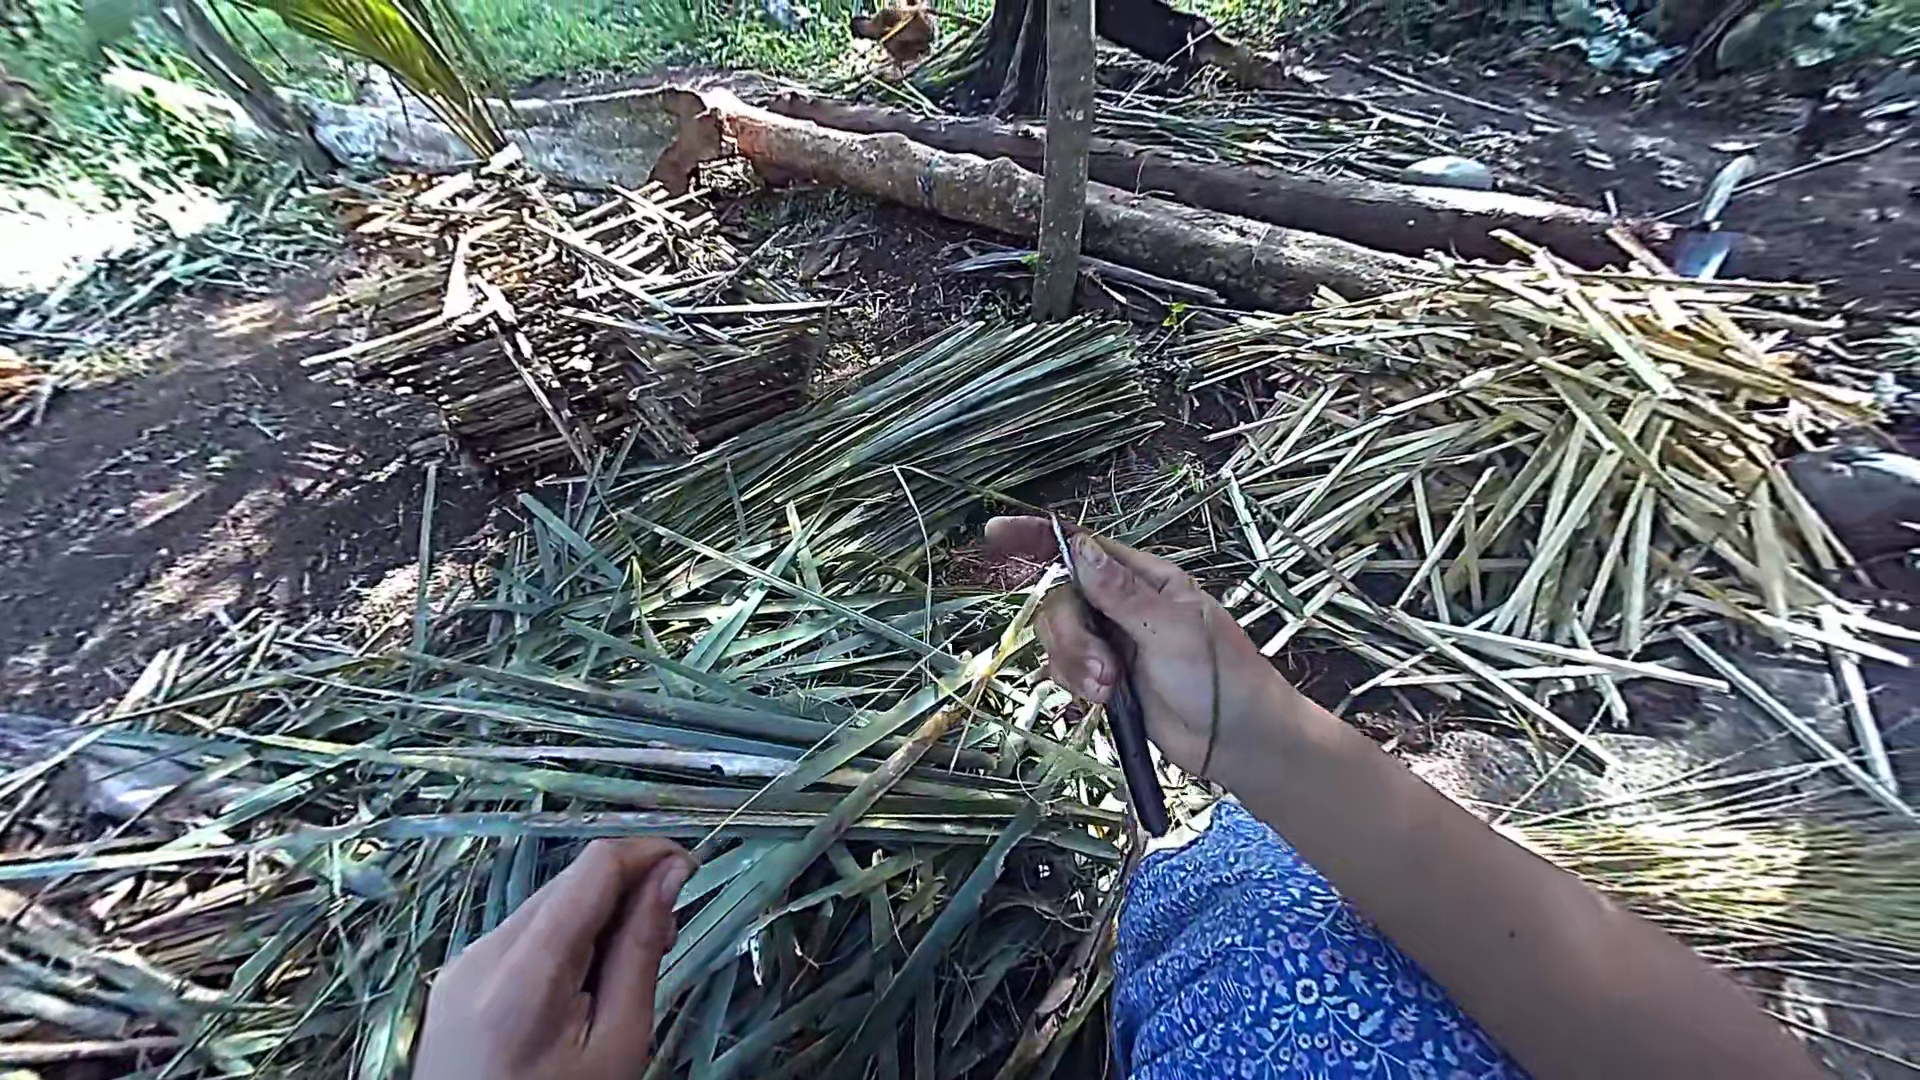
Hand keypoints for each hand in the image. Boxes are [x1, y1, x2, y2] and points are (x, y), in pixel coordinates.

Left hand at [415, 838, 694, 1079]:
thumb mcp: (619, 1040)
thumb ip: (642, 947)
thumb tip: (672, 870)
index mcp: (523, 973)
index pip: (598, 864)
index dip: (651, 852)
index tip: (689, 873)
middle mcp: (484, 953)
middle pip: (577, 878)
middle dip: (632, 888)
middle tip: (667, 934)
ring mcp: (464, 964)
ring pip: (558, 898)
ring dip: (606, 910)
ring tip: (631, 961)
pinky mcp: (460, 978)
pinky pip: (533, 927)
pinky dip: (575, 933)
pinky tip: (590, 975)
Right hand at [986, 517, 1295, 781]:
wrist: (1238, 745)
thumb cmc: (1221, 677)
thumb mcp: (1173, 630)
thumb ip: (1120, 593)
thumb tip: (1078, 547)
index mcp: (1142, 579)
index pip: (1082, 546)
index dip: (1037, 536)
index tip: (995, 533)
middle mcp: (1119, 604)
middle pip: (1061, 599)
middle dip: (1072, 636)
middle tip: (1103, 670)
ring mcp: (1108, 641)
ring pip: (1057, 636)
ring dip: (1075, 664)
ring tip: (1109, 690)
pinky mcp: (1101, 676)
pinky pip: (1064, 667)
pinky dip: (1075, 683)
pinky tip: (1104, 700)